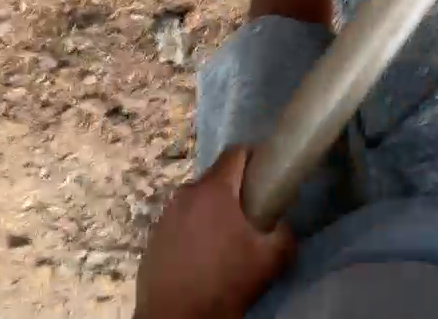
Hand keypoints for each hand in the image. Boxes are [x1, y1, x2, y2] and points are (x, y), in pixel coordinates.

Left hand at [135, 147, 294, 318]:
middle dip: (234, 190)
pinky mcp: (153, 236)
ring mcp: (166, 214)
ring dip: (211, 210)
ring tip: (223, 239)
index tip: (264, 176)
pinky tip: (200, 255)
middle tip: (248, 215)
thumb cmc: (223, 284)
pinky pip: (179, 221)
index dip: (253, 158)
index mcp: (214, 190)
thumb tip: (284, 222)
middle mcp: (186, 193)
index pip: (236, 152)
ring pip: (196, 200)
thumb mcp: (268, 262)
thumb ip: (284, 234)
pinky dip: (192, 229)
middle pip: (216, 177)